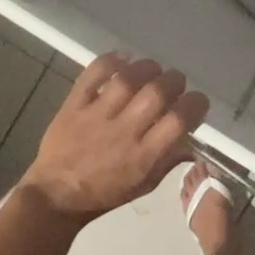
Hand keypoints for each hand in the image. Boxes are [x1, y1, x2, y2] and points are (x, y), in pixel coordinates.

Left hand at [18, 54, 209, 222]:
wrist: (56, 195)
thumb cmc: (105, 194)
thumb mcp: (145, 185)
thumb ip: (170, 160)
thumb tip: (193, 140)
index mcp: (144, 156)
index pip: (178, 121)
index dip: (195, 104)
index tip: (197, 101)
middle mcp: (123, 132)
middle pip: (157, 93)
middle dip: (175, 81)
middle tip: (176, 82)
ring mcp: (96, 116)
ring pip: (128, 79)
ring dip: (147, 68)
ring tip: (153, 69)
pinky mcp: (74, 105)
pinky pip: (93, 74)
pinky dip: (110, 61)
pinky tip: (123, 59)